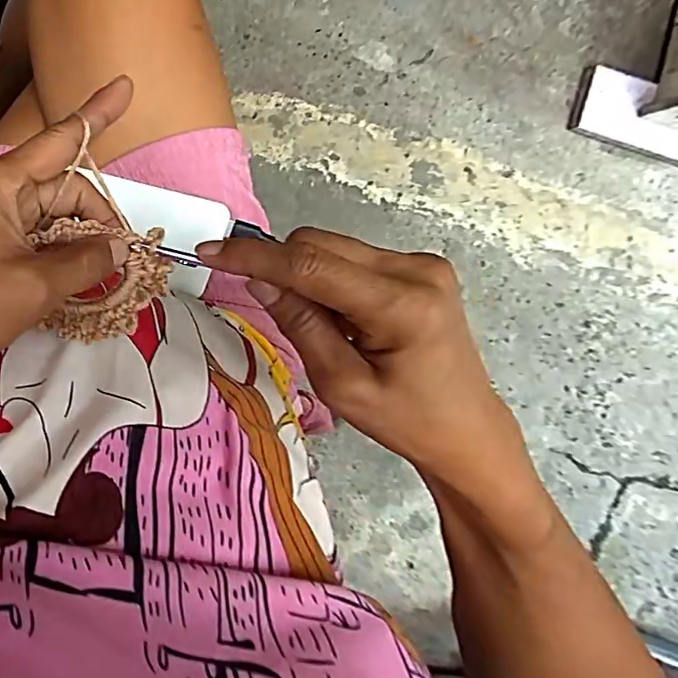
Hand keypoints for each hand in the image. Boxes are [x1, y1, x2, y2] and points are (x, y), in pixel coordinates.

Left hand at [0, 77, 134, 383]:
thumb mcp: (38, 286)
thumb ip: (88, 259)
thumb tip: (120, 247)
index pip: (59, 140)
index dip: (96, 114)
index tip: (124, 85)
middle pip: (63, 183)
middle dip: (96, 213)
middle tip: (122, 251)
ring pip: (54, 210)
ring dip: (80, 235)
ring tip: (101, 267)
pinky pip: (38, 230)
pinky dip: (61, 246)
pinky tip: (79, 269)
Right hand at [196, 228, 523, 480]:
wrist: (468, 432)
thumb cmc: (406, 419)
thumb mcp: (339, 383)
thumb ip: (299, 325)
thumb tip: (260, 281)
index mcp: (401, 304)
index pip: (309, 265)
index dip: (252, 256)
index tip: (209, 251)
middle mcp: (416, 270)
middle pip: (316, 245)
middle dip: (278, 268)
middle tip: (269, 310)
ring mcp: (420, 265)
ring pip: (328, 248)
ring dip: (301, 276)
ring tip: (317, 325)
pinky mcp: (416, 269)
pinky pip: (346, 258)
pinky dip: (323, 280)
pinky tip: (337, 318)